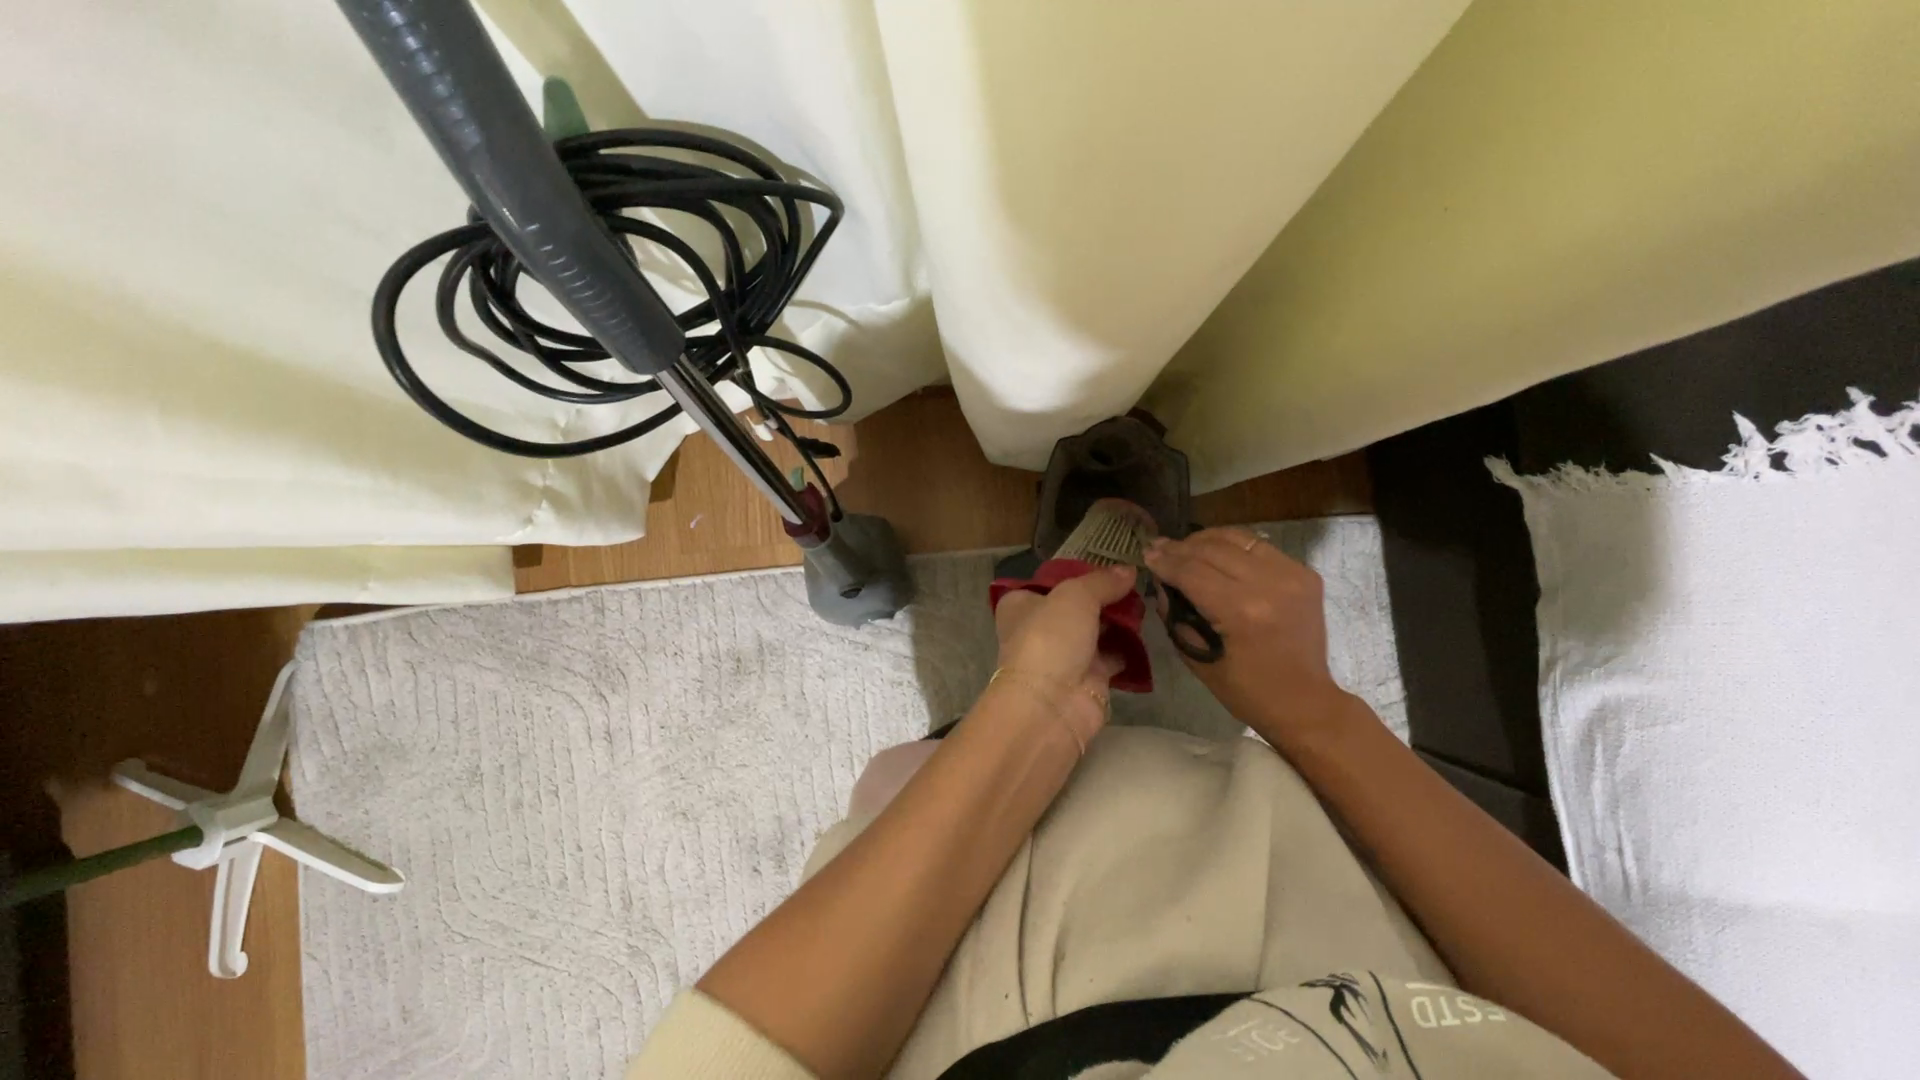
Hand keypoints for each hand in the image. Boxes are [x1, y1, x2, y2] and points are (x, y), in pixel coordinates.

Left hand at [991, 564, 1135, 749]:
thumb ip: (1103, 581)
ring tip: (1146, 604)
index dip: (1076, 573)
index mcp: (1021, 604)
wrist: (1052, 704)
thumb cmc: (1050, 638)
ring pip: (1097, 630)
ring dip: (1119, 621)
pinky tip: (1147, 632)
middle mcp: (1040, 627)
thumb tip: (1129, 570)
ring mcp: (1065, 654)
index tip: (1108, 565)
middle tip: (1135, 584)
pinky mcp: (1089, 677)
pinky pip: (1113, 655)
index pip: (1049, 582)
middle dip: (1105, 597)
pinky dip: (1129, 647)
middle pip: (1078, 605)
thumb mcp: (1075, 595)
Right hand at [1143, 527, 1356, 743]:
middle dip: (1181, 547)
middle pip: (1213, 549)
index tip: (1145, 554)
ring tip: (1186, 547)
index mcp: (1242, 611)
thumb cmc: (1246, 690)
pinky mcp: (1305, 573)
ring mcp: (1292, 575)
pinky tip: (1218, 554)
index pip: (1192, 571)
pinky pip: (1260, 547)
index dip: (1165, 561)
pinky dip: (1235, 547)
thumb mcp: (1197, 657)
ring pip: (1238, 538)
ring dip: (1206, 540)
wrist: (1304, 701)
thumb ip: (1176, 614)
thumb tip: (1162, 581)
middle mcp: (1269, 584)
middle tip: (1159, 547)